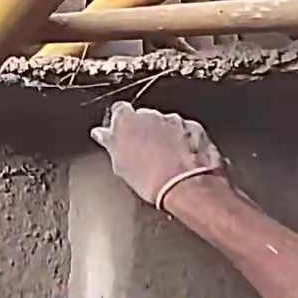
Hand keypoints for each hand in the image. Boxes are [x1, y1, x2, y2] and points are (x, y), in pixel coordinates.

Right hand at [89, 102, 233, 208]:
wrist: (187, 187)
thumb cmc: (151, 179)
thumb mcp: (120, 165)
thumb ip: (110, 143)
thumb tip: (101, 134)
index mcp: (127, 121)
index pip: (119, 110)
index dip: (120, 121)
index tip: (120, 133)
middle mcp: (151, 115)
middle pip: (144, 116)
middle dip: (144, 129)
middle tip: (143, 151)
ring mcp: (175, 121)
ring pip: (166, 123)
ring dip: (164, 135)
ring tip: (165, 160)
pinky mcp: (196, 128)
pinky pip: (186, 131)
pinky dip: (184, 141)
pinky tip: (181, 159)